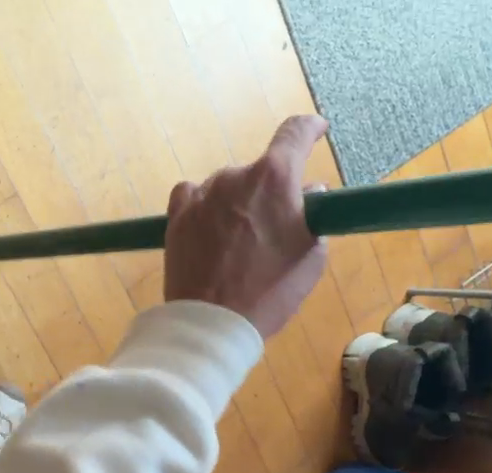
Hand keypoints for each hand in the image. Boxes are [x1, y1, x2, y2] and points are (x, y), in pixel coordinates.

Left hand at [164, 116, 330, 339]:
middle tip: (269, 228)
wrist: (211, 323)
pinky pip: (191, 195)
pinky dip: (202, 205)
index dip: (309, 129)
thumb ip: (314, 214)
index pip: (296, 132)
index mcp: (275, 178)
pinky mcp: (175, 217)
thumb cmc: (270, 292)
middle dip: (267, 193)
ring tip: (235, 241)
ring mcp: (201, 195)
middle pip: (258, 171)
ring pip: (225, 186)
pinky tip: (206, 227)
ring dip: (234, 202)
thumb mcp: (311, 255)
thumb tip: (308, 192)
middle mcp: (234, 176)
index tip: (316, 131)